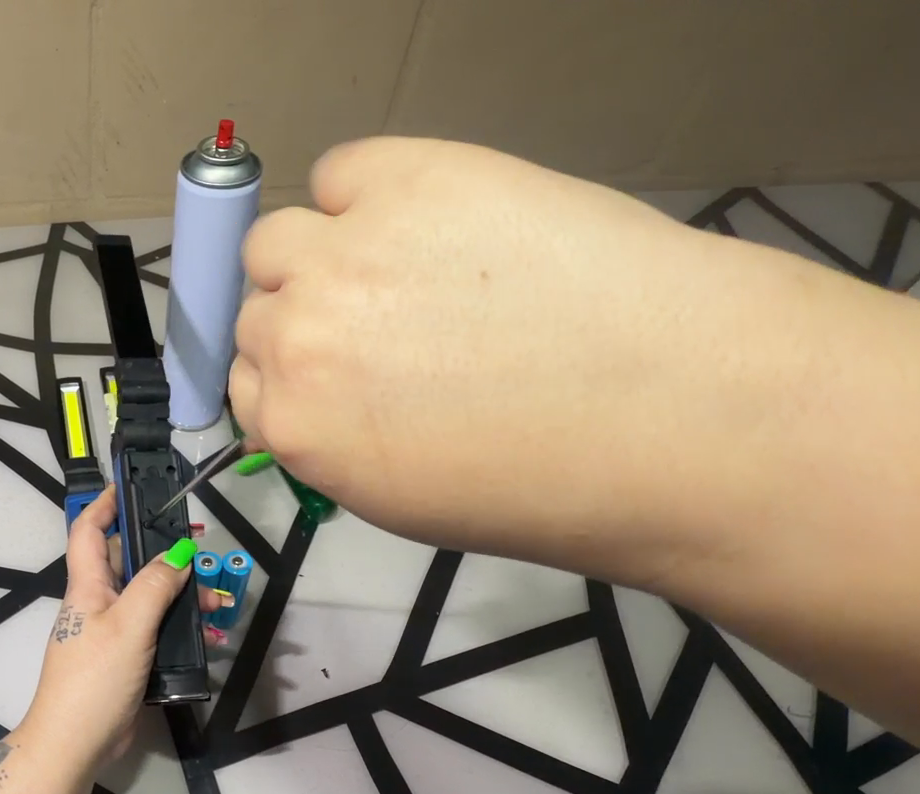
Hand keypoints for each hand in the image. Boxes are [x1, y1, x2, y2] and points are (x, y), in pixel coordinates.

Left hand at [22, 487, 198, 765]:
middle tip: (202, 547)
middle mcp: (96, 604)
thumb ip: (154, 586)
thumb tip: (179, 553)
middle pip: (129, 564)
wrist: (74, 744)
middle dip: (164, 554)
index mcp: (87, 586)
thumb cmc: (94, 678)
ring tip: (216, 605)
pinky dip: (180, 630)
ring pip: (148, 600)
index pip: (89, 532)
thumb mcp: (128, 626)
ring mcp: (110, 633)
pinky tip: (209, 636)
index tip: (131, 487)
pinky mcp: (125, 660)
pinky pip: (155, 632)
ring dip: (180, 597)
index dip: (105, 505)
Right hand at [230, 136, 799, 583]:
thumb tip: (317, 396)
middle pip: (256, 312)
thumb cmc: (541, 484)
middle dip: (301, 323)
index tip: (334, 380)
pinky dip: (365, 190)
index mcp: (293, 425)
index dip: (289, 381)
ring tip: (395, 265)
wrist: (674, 415)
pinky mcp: (408, 178)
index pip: (244, 385)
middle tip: (377, 326)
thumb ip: (327, 440)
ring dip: (315, 254)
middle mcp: (294, 335)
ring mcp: (345, 252)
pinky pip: (341, 171)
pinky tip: (428, 214)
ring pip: (276, 241)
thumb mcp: (394, 497)